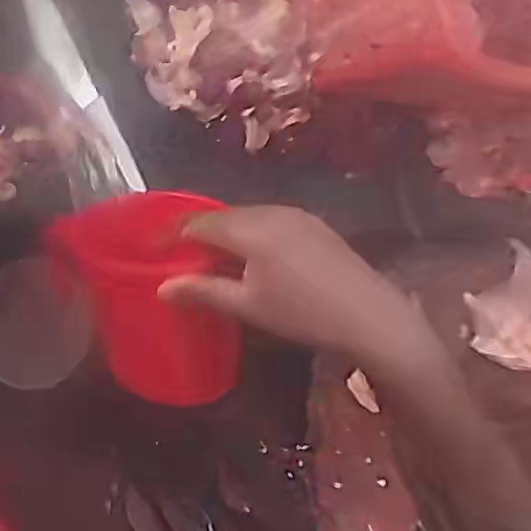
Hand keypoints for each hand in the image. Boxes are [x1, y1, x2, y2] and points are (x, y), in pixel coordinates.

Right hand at [158, 206, 433, 367]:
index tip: (155, 251)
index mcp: (249, 228)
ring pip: (244, 217)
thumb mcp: (248, 306)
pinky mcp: (312, 224)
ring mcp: (294, 214)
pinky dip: (248, 234)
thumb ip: (202, 291)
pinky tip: (252, 258)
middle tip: (182, 259)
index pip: (196, 223)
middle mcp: (269, 211)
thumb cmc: (304, 313)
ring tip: (214, 261)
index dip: (171, 235)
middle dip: (197, 235)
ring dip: (224, 234)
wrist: (375, 318)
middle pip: (220, 216)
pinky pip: (266, 219)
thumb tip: (162, 288)